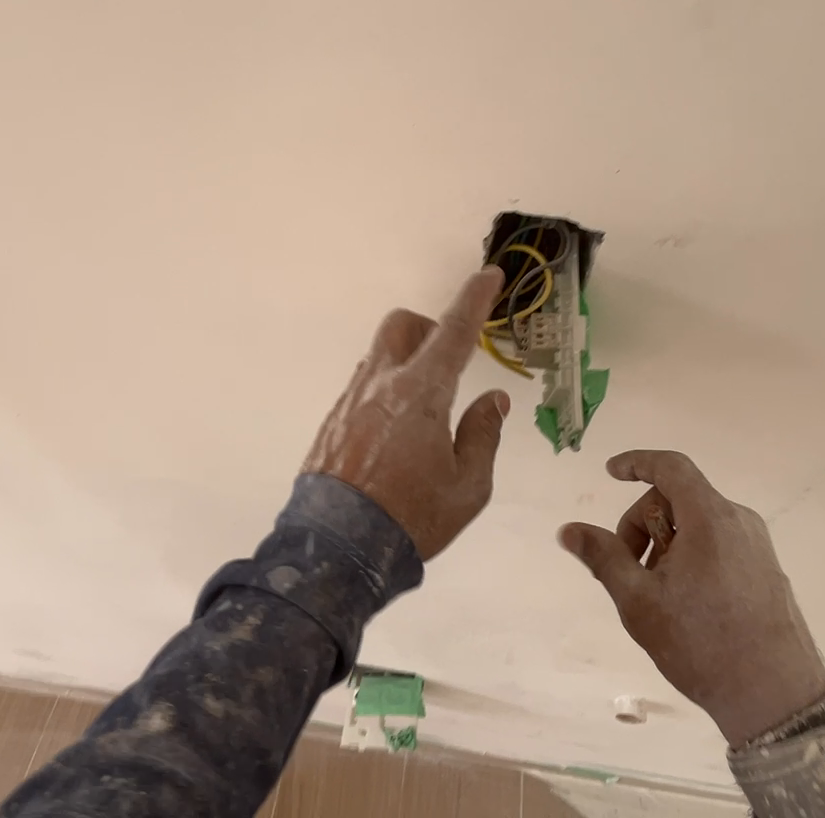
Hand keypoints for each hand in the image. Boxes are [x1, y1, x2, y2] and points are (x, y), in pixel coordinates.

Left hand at [303, 268, 510, 560]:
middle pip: (402, 325)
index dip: (474, 299)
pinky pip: (364, 385)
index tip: (488, 274)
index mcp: (421, 394)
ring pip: (380, 355)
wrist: (336, 551)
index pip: (454, 333)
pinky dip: (386, 390)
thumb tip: (492, 399)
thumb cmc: (412, 517)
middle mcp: (381, 384)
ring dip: (407, 362)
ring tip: (423, 413)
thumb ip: (483, 435)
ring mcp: (351, 399)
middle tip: (449, 364)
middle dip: (428, 329)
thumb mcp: (468, 487)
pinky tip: (394, 434)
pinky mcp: (332, 420)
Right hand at [559, 450, 824, 746]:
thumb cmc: (701, 643)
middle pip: (678, 498)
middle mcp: (738, 521)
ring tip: (655, 591)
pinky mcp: (766, 569)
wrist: (775, 699)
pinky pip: (718, 542)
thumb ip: (603, 556)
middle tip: (628, 566)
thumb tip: (568, 530)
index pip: (671, 467)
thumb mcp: (638, 600)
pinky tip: (682, 599)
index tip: (610, 473)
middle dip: (644, 523)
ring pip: (698, 522)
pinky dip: (691, 554)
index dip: (637, 463)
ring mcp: (757, 545)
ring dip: (666, 542)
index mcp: (710, 518)